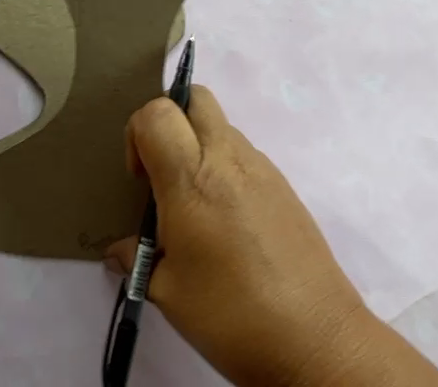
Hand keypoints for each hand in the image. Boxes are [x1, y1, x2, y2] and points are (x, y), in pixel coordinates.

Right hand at [107, 88, 437, 386]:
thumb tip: (122, 252)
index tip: (139, 180)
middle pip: (195, 98)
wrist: (316, 340)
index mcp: (191, 177)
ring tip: (196, 205)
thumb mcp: (167, 292)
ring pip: (222, 125)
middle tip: (164, 172)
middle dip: (171, 120)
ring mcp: (262, 169)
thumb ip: (137, 260)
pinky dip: (226, 169)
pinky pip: (245, 156)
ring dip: (200, 146)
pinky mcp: (285, 187)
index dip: (136, 135)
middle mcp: (228, 159)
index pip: (155, 113)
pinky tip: (227, 223)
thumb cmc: (231, 313)